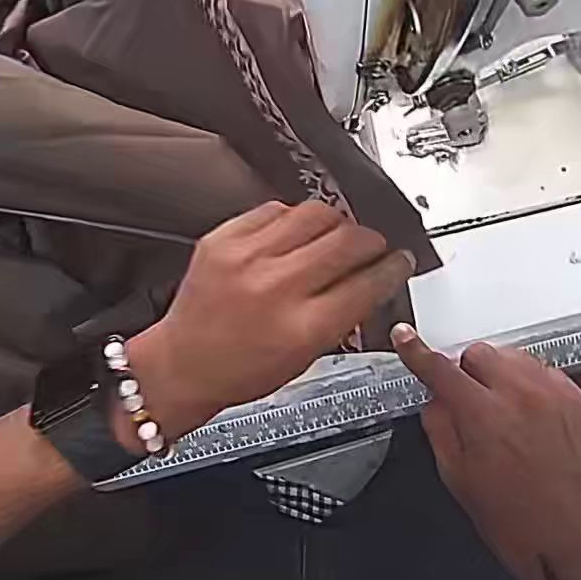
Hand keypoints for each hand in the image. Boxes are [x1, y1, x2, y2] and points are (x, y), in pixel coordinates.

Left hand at [124, 201, 414, 443]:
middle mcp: (277, 287)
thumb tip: (371, 281)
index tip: (399, 261)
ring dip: (337, 224)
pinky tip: (293, 234)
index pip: (369, 282)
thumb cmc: (239, 371)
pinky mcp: (223, 239)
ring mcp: (247, 258)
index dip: (394, 268)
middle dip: (372, 241)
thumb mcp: (305, 358)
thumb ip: (342, 317)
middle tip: (373, 247)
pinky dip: (292, 219)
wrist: (181, 365)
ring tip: (334, 236)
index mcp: (303, 327)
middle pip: (349, 240)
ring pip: (316, 214)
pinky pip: (275, 209)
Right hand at [392, 324, 580, 579]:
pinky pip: (549, 375)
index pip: (439, 368)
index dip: (416, 351)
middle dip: (467, 373)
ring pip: (516, 358)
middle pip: (479, 352)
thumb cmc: (521, 526)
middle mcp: (522, 396)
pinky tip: (535, 422)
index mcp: (483, 416)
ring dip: (502, 377)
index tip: (406, 338)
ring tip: (507, 415)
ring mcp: (559, 396)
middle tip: (470, 403)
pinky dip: (534, 388)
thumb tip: (434, 402)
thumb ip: (440, 430)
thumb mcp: (460, 481)